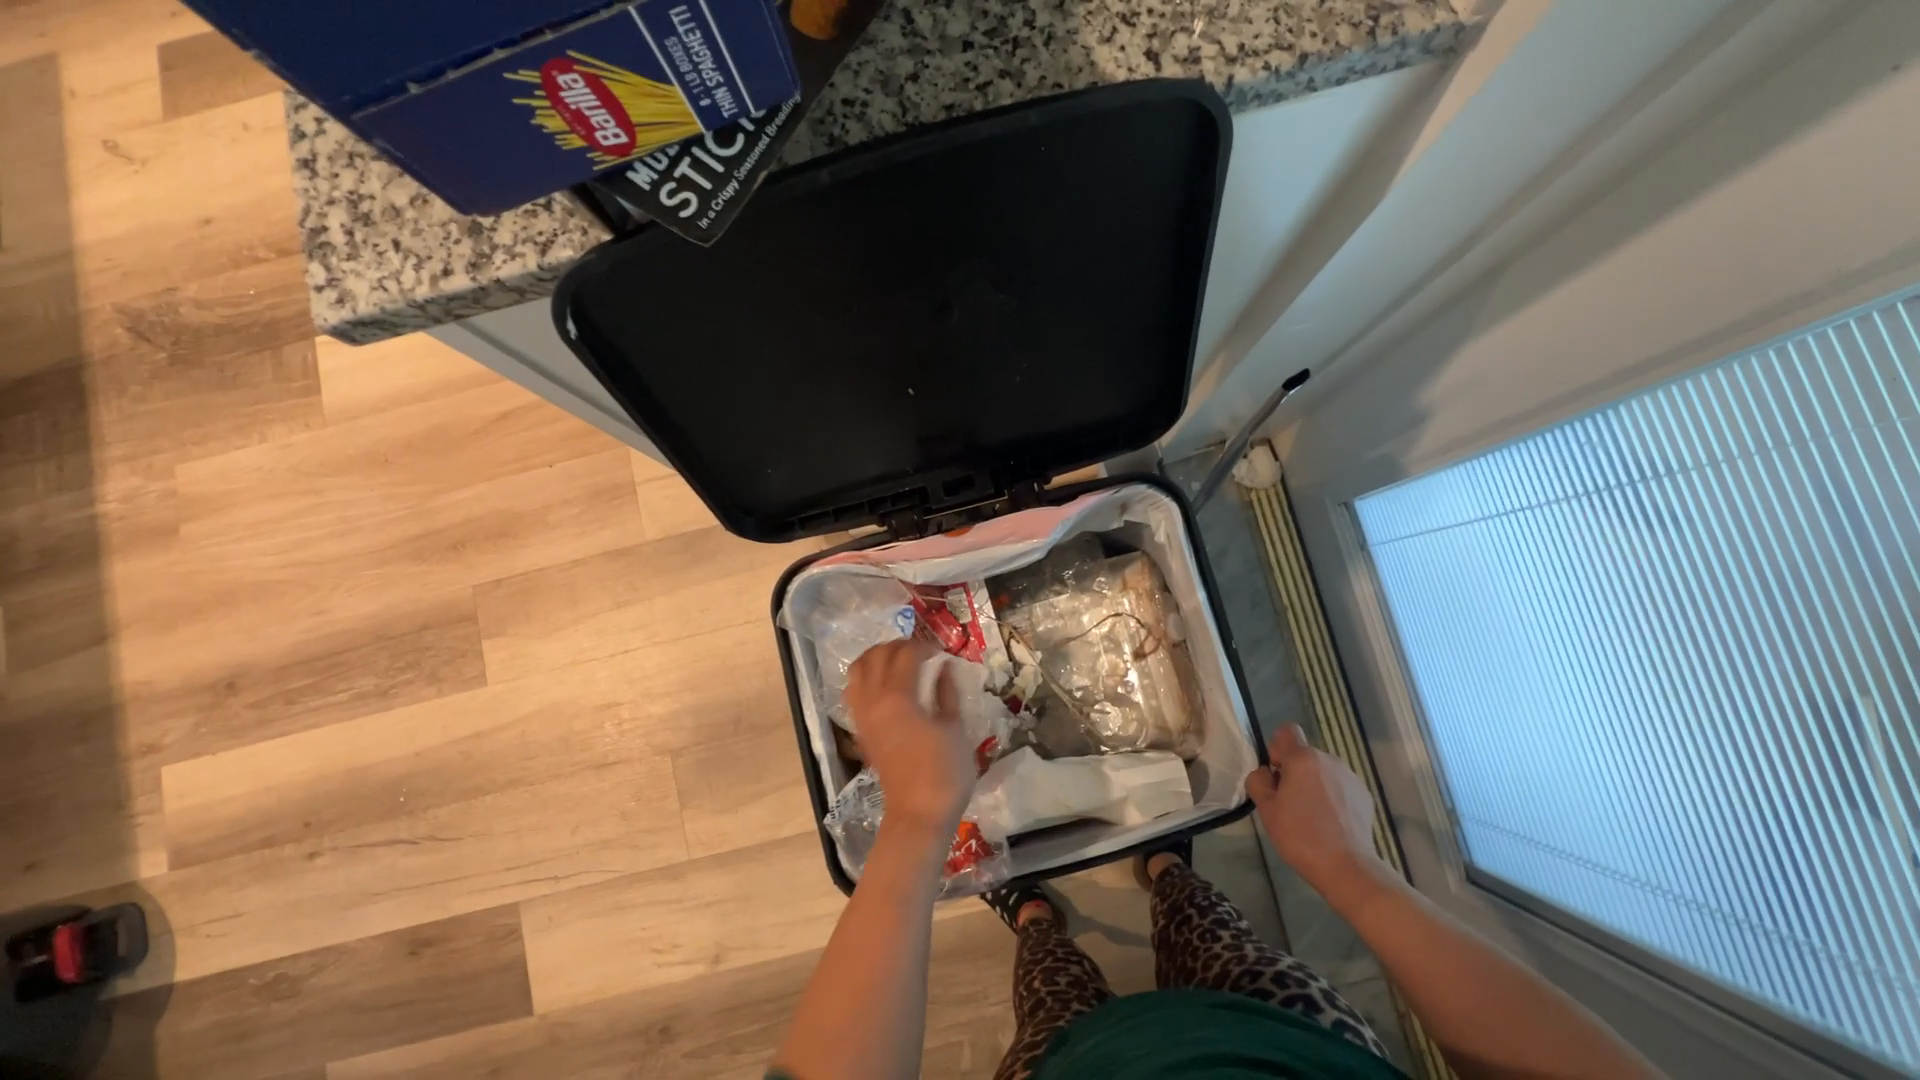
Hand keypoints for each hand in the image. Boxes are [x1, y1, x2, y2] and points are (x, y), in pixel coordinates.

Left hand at [844, 640, 974, 838]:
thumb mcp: (955, 728)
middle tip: (922, 652)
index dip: (925, 647)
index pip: (906, 654)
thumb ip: (946, 693)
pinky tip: (886, 685)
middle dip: (899, 646)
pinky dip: (867, 678)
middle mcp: (873, 700)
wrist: (918, 813)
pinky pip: (854, 691)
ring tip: (900, 662)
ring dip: (878, 657)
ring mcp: (862, 715)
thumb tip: (944, 668)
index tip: (942, 653)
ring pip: (858, 669)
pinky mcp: (860, 729)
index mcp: (899, 697)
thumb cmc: (945, 772)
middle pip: (877, 655)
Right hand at [1246, 724, 1390, 895]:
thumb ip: (1258, 781)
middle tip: (1289, 803)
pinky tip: (1330, 823)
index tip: (1276, 776)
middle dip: (1294, 771)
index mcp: (1303, 758)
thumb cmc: (1300, 835)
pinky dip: (1332, 797)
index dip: (1277, 749)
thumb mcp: (1266, 809)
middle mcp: (1329, 759)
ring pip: (1322, 771)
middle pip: (1304, 754)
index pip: (1286, 732)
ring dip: (1314, 784)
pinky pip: (1340, 786)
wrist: (1346, 866)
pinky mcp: (1364, 794)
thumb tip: (1266, 773)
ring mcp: (1350, 776)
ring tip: (1311, 816)